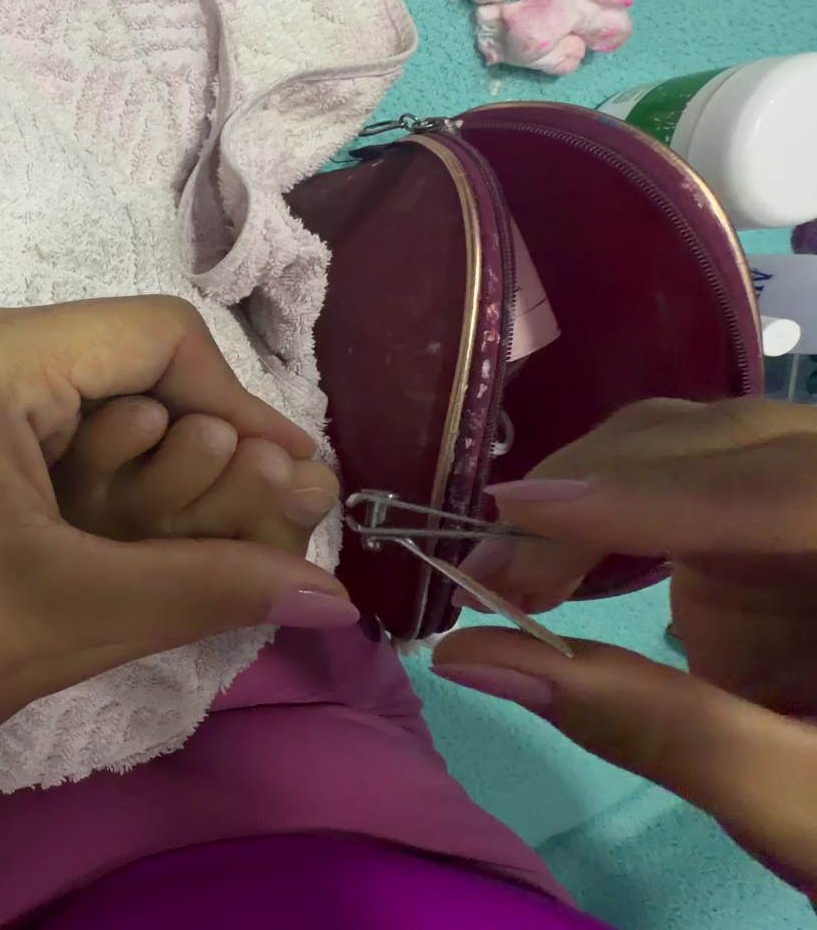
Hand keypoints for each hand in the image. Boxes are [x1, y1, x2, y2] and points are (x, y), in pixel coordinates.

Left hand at [0, 298, 358, 743]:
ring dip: (137, 451)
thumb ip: (213, 587)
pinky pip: (27, 407)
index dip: (239, 403)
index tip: (287, 482)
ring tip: (183, 524)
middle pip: (115, 356)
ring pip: (74, 385)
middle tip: (247, 512)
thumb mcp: (73, 604)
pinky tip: (105, 517)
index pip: (155, 335)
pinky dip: (81, 456)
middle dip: (190, 434)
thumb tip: (338, 599)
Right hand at [432, 397, 816, 896]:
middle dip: (586, 492)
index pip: (801, 491)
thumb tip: (462, 655)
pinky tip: (536, 570)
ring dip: (565, 498)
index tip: (518, 510)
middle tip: (488, 579)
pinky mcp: (747, 513)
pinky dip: (571, 512)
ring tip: (500, 580)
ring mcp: (803, 503)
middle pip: (729, 443)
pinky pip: (646, 473)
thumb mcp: (801, 805)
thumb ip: (659, 728)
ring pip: (673, 441)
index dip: (662, 490)